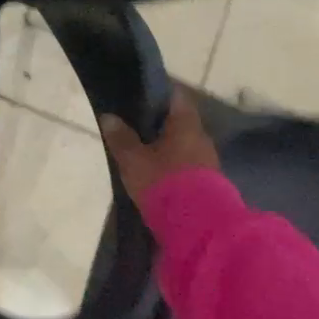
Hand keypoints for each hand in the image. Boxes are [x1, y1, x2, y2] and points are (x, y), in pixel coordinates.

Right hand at [99, 88, 219, 208]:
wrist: (199, 226)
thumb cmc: (163, 181)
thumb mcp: (133, 159)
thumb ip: (121, 137)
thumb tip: (109, 116)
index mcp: (185, 125)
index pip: (176, 97)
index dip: (159, 92)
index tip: (140, 93)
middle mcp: (201, 138)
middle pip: (180, 122)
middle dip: (159, 122)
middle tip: (135, 123)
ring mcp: (208, 162)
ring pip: (184, 144)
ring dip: (166, 145)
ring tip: (142, 150)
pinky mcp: (209, 183)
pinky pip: (188, 164)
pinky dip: (173, 163)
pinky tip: (157, 172)